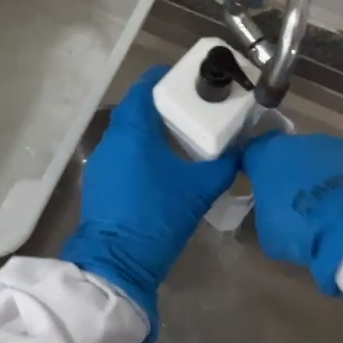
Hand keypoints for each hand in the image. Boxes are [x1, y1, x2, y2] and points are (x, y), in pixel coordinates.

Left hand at [59, 64, 240, 342]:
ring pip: (128, 131)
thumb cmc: (158, 216)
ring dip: (151, 129)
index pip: (146, 85)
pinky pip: (121, 152)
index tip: (191, 82)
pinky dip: (139, 149)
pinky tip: (160, 166)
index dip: (169, 78)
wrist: (117, 264)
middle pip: (138, 106)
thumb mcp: (199, 189)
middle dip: (165, 105)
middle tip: (194, 110)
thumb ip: (225, 165)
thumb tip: (244, 150)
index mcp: (134, 128)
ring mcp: (101, 159)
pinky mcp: (98, 180)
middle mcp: (112, 136)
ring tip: (181, 137)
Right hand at [242, 132, 342, 296]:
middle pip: (285, 153)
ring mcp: (326, 144)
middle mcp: (294, 142)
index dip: (254, 169)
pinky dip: (337, 179)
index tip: (257, 185)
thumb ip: (265, 211)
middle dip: (287, 171)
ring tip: (322, 205)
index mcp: (266, 155)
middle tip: (291, 199)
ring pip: (313, 157)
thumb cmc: (297, 226)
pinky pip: (337, 166)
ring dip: (314, 174)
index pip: (252, 155)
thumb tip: (270, 210)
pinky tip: (342, 203)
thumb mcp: (267, 231)